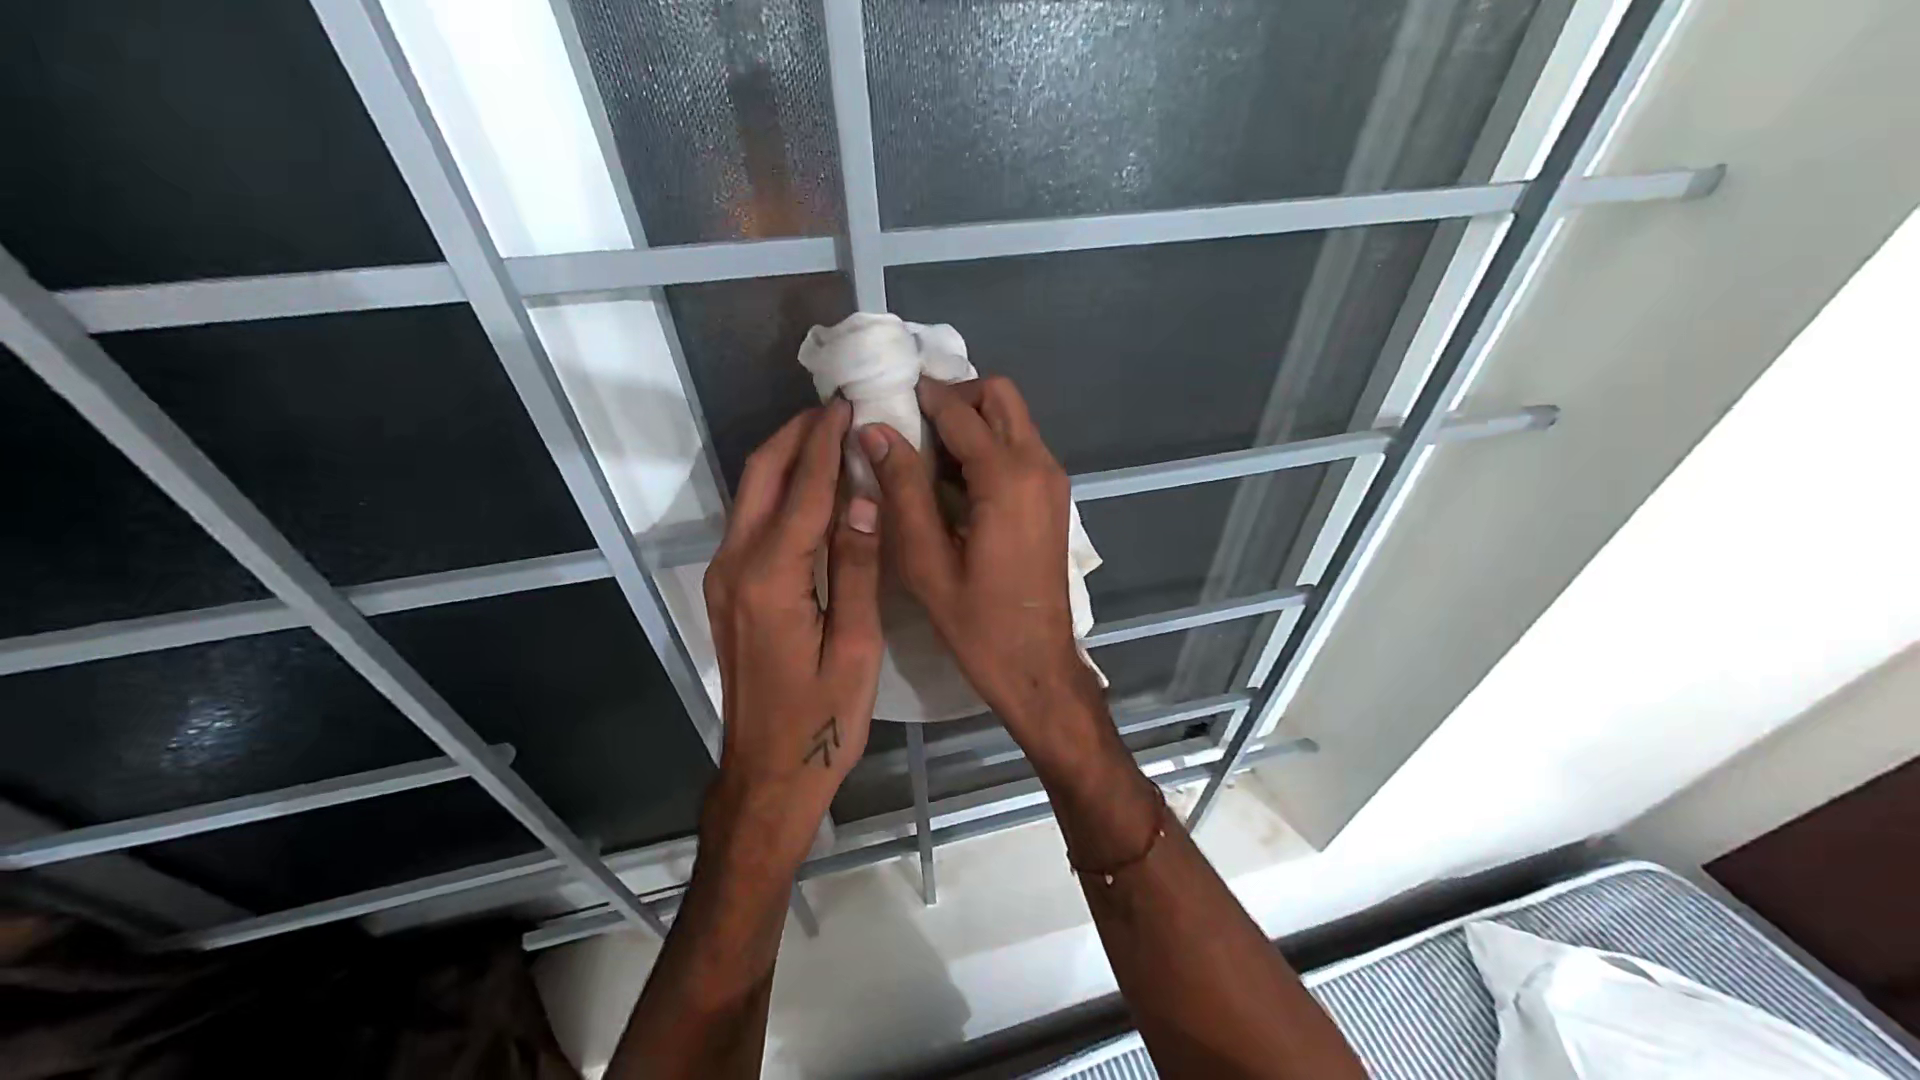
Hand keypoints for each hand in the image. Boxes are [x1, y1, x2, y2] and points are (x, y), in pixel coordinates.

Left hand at [703, 399, 882, 862]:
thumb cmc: (823, 718)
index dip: (827, 445)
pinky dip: (780, 491)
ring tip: (829, 437)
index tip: (849, 406)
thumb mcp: (856, 646)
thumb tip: (864, 496)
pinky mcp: (729, 591)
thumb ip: (856, 568)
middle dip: (796, 437)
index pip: (804, 491)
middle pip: (760, 477)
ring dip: (786, 459)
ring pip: (750, 496)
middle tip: (837, 411)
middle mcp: (736, 567)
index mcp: (771, 578)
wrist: (768, 771)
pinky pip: (751, 522)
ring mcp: (725, 579)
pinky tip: (812, 490)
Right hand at [856, 377, 1110, 764]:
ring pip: (1012, 418)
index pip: (959, 412)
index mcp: (1007, 478)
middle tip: (910, 426)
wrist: (1037, 665)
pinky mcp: (1053, 497)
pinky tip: (953, 480)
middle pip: (999, 396)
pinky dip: (987, 444)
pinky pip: (1020, 447)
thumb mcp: (927, 561)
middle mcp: (1039, 465)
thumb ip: (902, 490)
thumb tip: (874, 432)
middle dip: (953, 398)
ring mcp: (1052, 480)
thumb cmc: (978, 624)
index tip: (883, 395)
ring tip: (924, 454)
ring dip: (971, 420)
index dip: (919, 397)